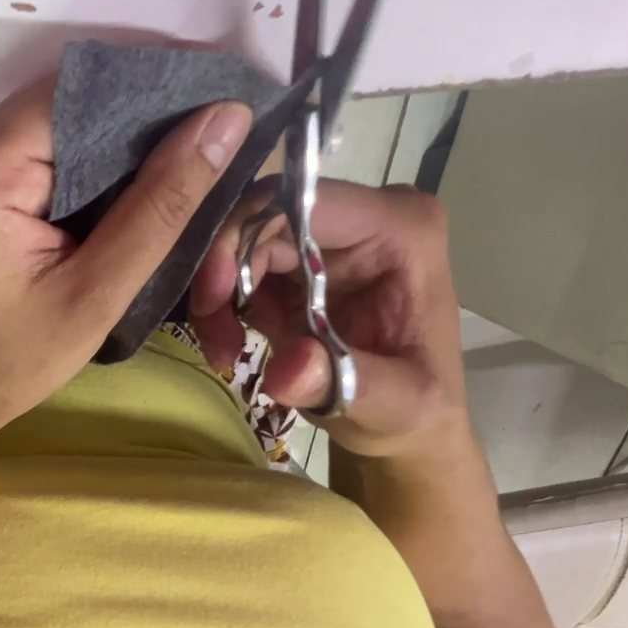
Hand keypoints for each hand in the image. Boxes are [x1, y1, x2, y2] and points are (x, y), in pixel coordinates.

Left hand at [0, 77, 252, 444]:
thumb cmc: (8, 365)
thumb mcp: (95, 294)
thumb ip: (161, 206)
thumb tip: (226, 119)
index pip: (84, 90)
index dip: (162, 85)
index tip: (231, 99)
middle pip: (73, 99)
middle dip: (150, 115)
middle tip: (223, 134)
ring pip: (65, 122)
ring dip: (126, 142)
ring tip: (193, 158)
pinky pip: (47, 150)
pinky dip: (94, 165)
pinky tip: (138, 185)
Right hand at [188, 179, 468, 458]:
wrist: (400, 425)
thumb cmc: (414, 413)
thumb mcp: (397, 407)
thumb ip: (347, 383)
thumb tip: (288, 367)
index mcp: (400, 229)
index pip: (302, 202)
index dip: (243, 239)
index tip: (213, 301)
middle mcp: (365, 220)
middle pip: (262, 217)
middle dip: (222, 276)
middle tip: (214, 341)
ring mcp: (328, 241)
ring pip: (242, 242)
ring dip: (217, 300)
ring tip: (224, 353)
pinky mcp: (299, 267)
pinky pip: (240, 268)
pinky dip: (222, 309)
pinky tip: (230, 347)